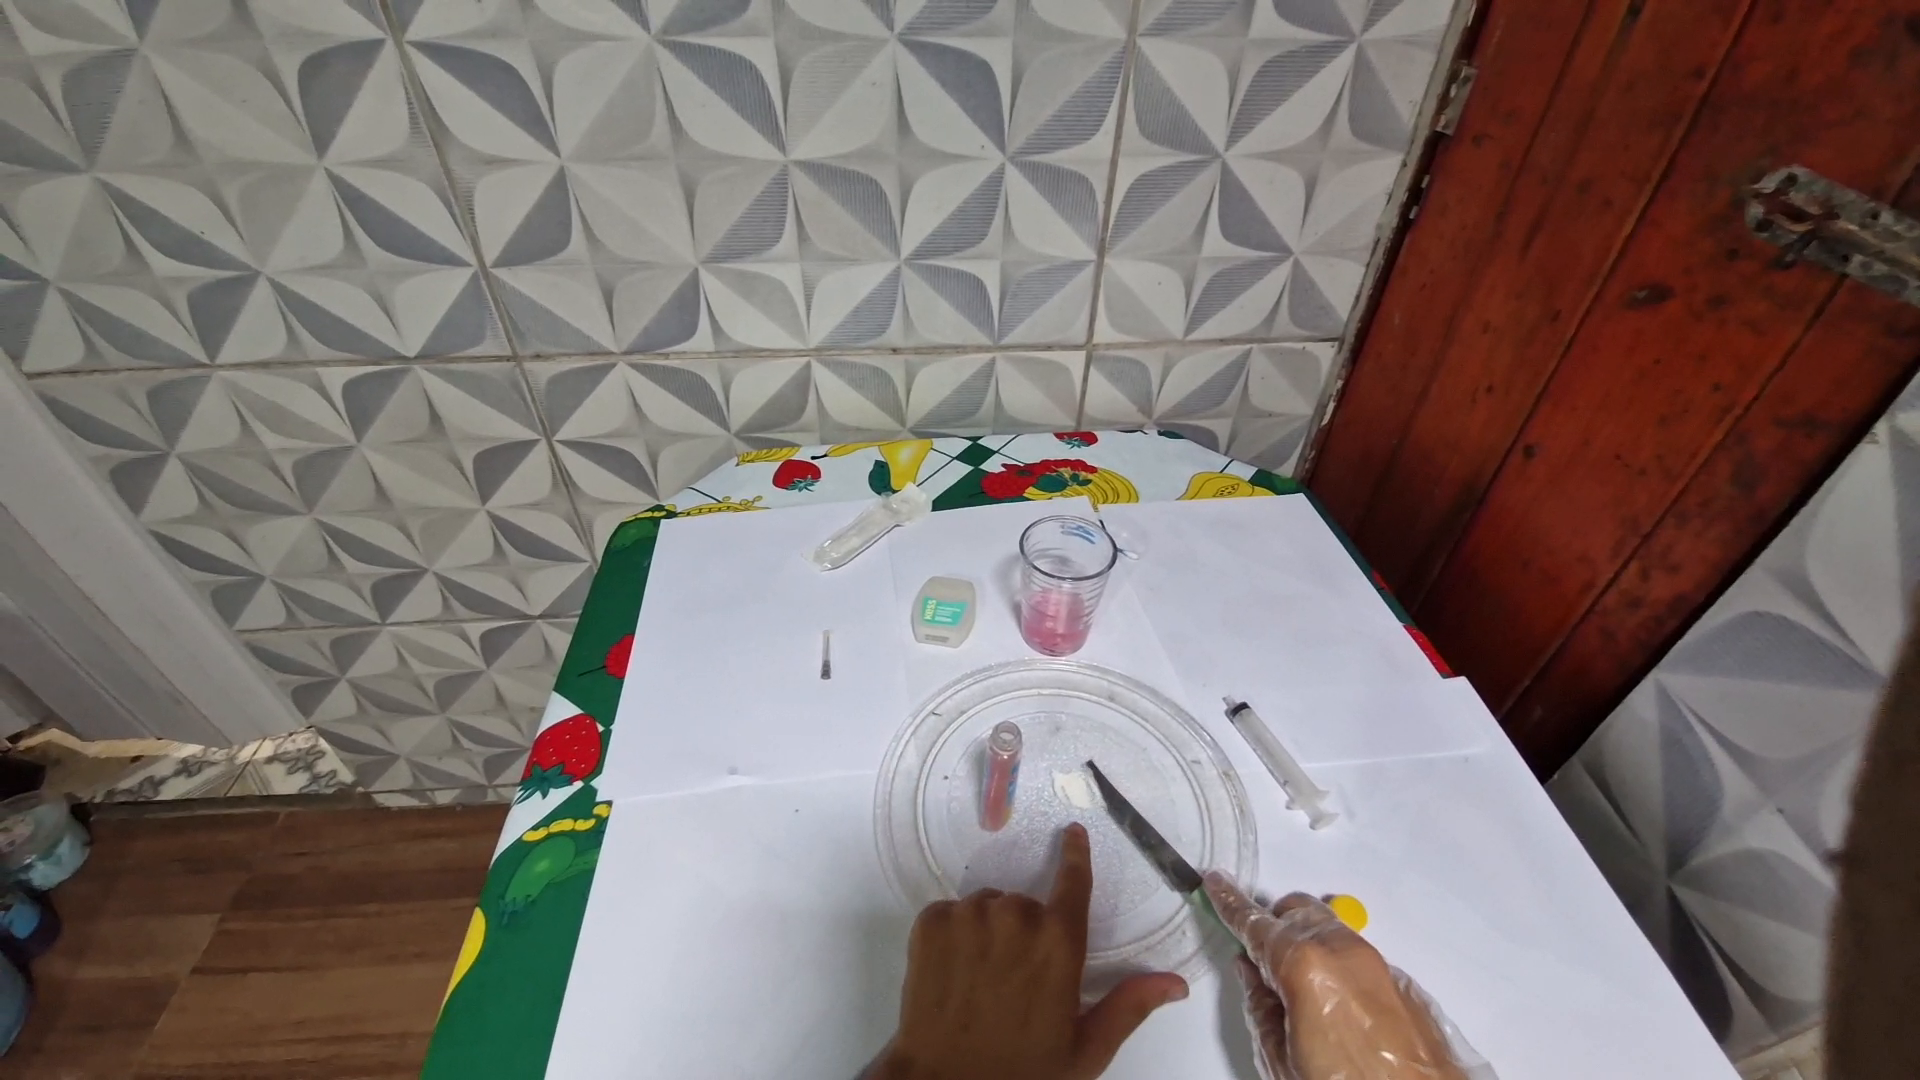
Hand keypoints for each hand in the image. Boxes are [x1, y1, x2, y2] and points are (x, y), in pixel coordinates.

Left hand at [869, 824, 1189, 1079]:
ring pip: (987, 907)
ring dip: (987, 932)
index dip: (1075, 855)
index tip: (1073, 833)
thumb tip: (1176, 983)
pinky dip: (952, 935)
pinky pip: (950, 912)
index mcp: (1059, 941)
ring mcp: (969, 914)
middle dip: (1023, 933)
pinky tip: (953, 973)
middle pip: (1025, 905)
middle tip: (1014, 980)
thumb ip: (1129, 1006)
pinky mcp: (932, 920)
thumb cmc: (1022, 1070)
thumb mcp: (1083, 1049)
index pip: (1073, 881)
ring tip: (981, 980)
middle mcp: (1016, 914)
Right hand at [1203, 873, 1467, 1079]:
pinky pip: (1355, 956)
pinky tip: (1334, 1002)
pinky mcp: (1404, 986)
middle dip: (1273, 923)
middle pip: (1296, 912)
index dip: (1229, 902)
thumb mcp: (1281, 1059)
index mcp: (1303, 965)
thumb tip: (1252, 972)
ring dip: (1305, 939)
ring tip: (1297, 983)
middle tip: (1259, 955)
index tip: (1214, 881)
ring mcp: (1378, 965)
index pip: (1255, 923)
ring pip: (1328, 927)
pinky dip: (1334, 962)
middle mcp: (1341, 952)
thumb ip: (1259, 1006)